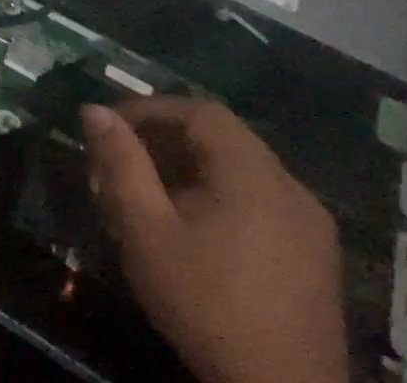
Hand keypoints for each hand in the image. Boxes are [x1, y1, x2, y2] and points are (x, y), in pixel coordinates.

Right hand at [83, 98, 347, 382]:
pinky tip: (185, 225)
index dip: (148, 108)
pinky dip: (214, 192)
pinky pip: (257, 198)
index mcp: (254, 179)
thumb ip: (120, 163)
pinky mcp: (311, 252)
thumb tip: (94, 111)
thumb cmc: (201, 298)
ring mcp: (309, 224)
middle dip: (161, 139)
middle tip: (114, 161)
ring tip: (141, 194)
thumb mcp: (143, 227)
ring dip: (185, 167)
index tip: (105, 128)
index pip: (202, 112)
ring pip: (239, 169)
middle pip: (223, 138)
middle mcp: (292, 191)